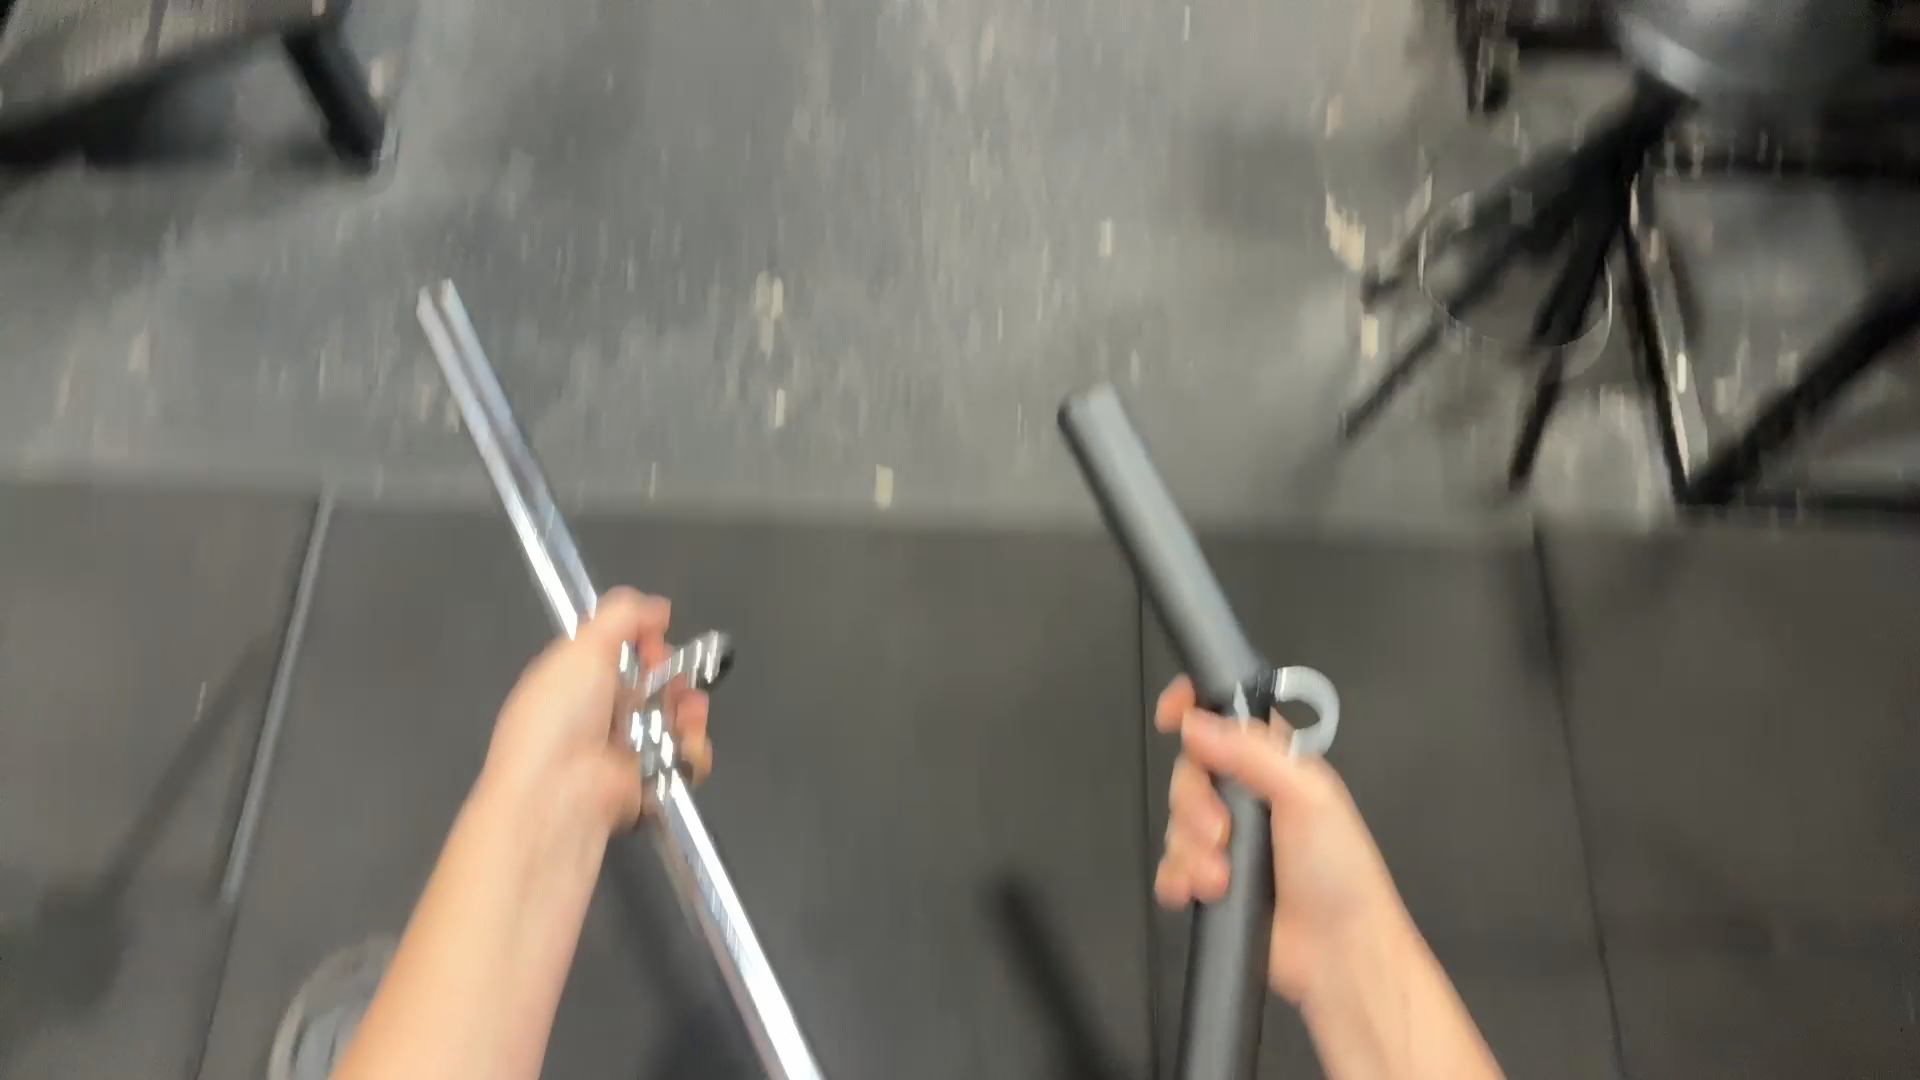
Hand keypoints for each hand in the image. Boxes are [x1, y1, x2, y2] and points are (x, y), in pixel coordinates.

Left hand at [479, 588, 711, 836]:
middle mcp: (598, 712)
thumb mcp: (583, 646)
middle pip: (655, 681)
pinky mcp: (649, 778)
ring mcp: (625, 747)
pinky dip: (694, 747)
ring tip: (687, 712)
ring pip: (676, 717)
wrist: (560, 794)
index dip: (644, 641)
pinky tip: (687, 741)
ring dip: (690, 710)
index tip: (654, 641)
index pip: (621, 650)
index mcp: (575, 678)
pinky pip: (686, 755)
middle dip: (676, 674)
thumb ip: (624, 614)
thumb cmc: (561, 717)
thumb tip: (657, 607)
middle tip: (673, 678)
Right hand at [1152, 675, 1405, 1005]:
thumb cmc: (1339, 874)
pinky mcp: (1208, 872)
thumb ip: (1250, 752)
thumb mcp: (1307, 796)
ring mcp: (1225, 834)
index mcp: (1269, 761)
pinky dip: (1177, 876)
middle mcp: (1243, 793)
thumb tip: (1195, 723)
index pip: (1222, 714)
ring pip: (1175, 819)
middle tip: (1221, 831)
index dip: (1191, 705)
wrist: (1337, 956)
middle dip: (1193, 805)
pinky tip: (1198, 889)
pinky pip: (1169, 861)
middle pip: (1187, 772)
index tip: (1171, 716)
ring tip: (1221, 875)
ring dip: (1191, 850)